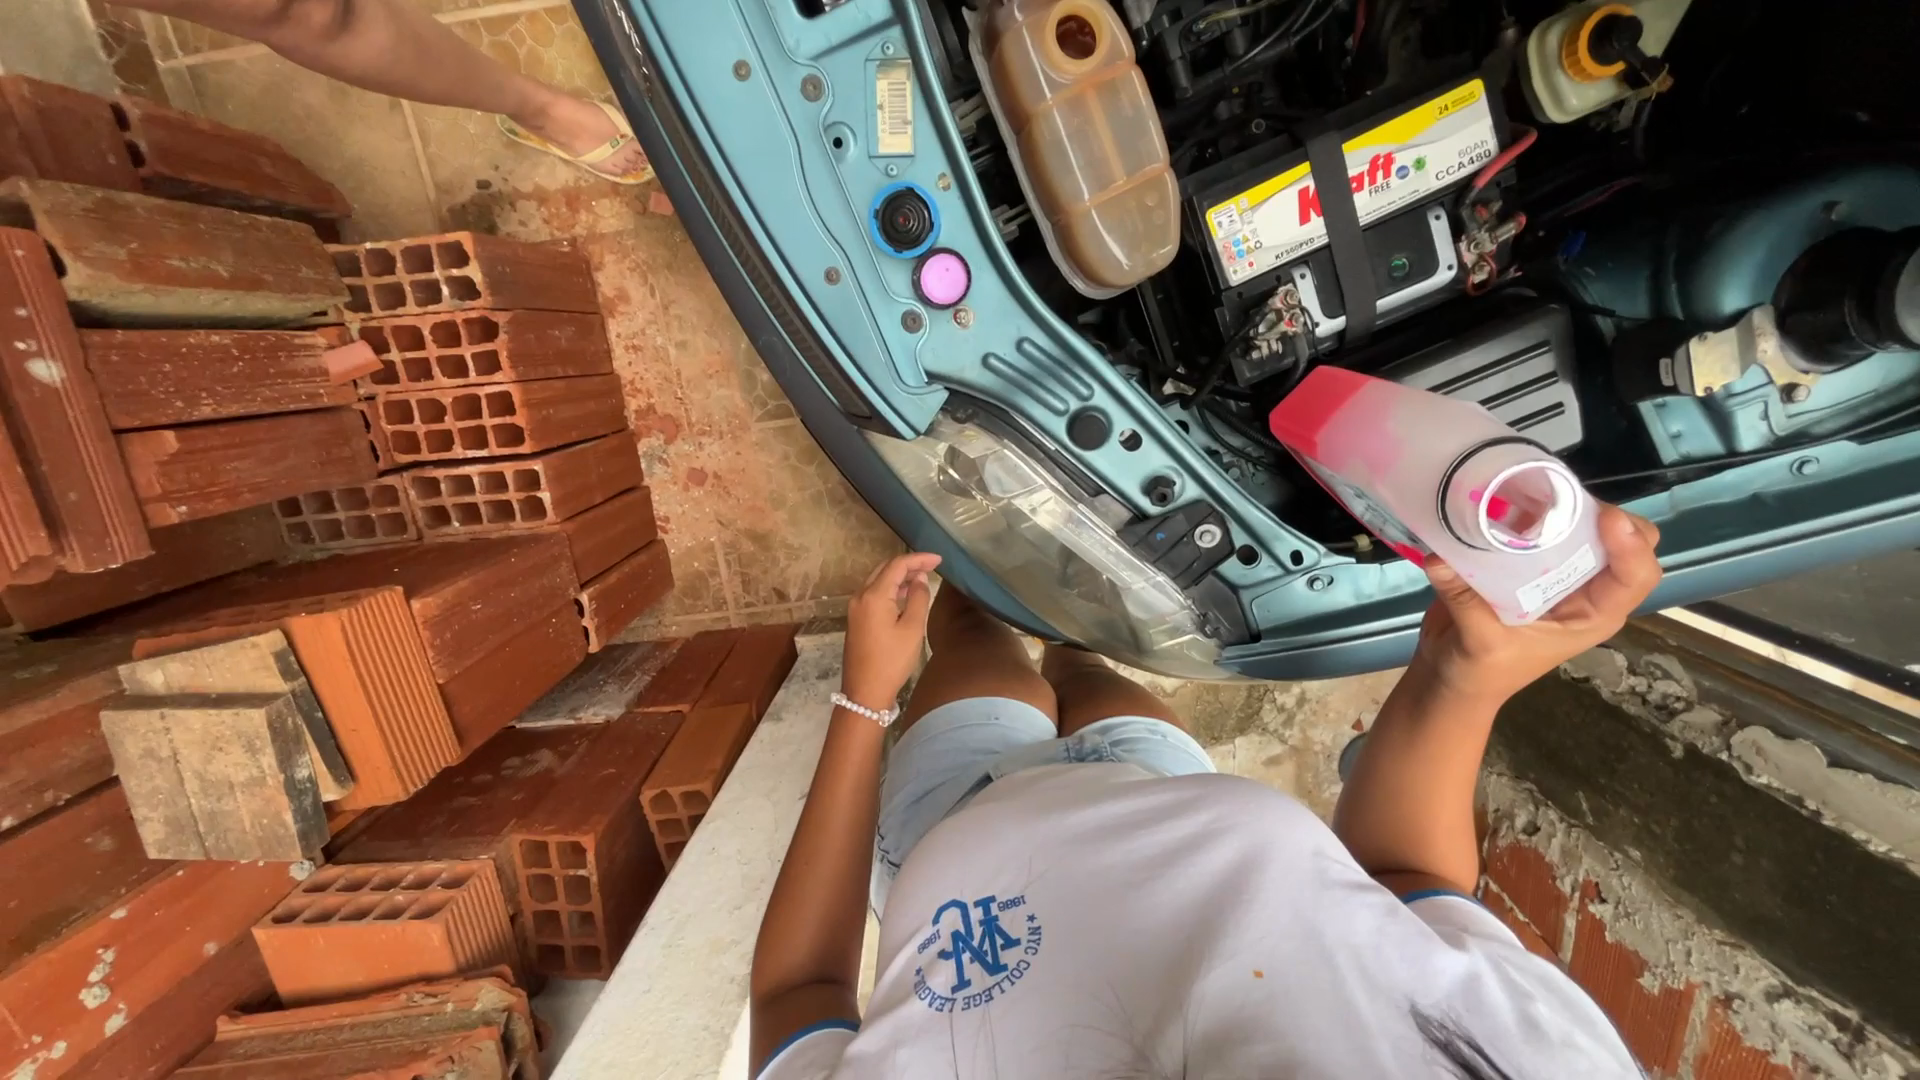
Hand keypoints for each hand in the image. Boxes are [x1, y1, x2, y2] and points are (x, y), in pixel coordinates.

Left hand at [841, 552, 941, 709]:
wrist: (865, 692)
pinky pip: (874, 593)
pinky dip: (891, 589)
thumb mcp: (912, 628)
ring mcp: (856, 608)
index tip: (939, 559)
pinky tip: (906, 595)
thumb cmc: (892, 661)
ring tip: (922, 579)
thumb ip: (919, 598)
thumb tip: (920, 578)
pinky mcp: (856, 619)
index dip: (919, 559)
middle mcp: (860, 596)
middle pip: (884, 569)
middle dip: (908, 564)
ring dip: (899, 577)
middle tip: (932, 566)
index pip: (897, 565)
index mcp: (874, 595)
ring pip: (878, 580)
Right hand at [1413, 503, 1661, 708]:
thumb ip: (1464, 599)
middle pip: (1619, 545)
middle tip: (1562, 497)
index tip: (1604, 517)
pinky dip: (1524, 517)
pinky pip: (1532, 536)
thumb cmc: (1479, 672)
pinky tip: (1503, 501)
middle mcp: (1580, 591)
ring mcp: (1550, 578)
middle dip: (1600, 518)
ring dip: (1561, 511)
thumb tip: (1438, 558)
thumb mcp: (1480, 642)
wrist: (1449, 679)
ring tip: (1532, 489)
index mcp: (1591, 615)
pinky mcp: (1518, 569)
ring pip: (1577, 534)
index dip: (1629, 545)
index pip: (1634, 576)